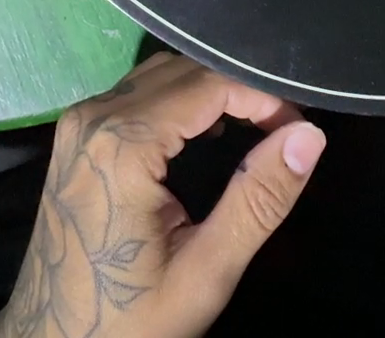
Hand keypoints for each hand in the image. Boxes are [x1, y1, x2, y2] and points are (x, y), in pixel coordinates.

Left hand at [0, 53, 327, 337]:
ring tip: (254, 122)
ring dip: (208, 88)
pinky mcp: (76, 131)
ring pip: (159, 74)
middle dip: (237, 88)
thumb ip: (258, 199)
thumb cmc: (130, 319)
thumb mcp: (206, 271)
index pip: (206, 84)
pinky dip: (178, 97)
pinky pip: (136, 91)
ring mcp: (79, 120)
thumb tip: (308, 136)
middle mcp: (95, 115)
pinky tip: (205, 128)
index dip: (259, 95)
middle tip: (282, 125)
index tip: (296, 125)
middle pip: (182, 71)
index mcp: (122, 143)